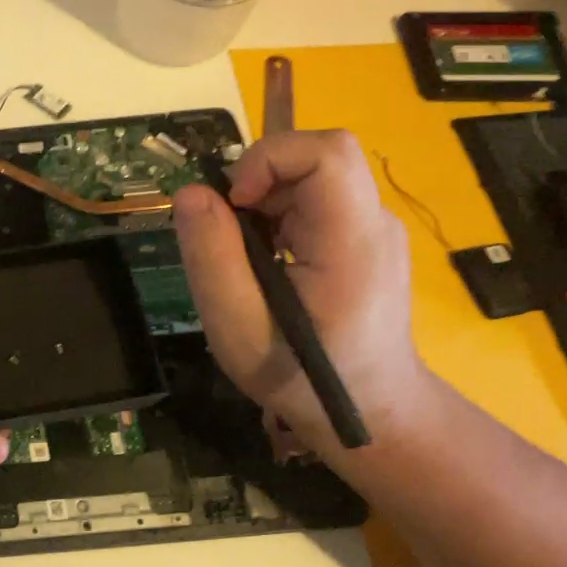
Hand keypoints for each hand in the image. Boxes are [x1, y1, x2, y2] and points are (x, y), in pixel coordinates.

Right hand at [173, 130, 430, 451]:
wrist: (373, 414)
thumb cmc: (301, 377)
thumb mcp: (237, 326)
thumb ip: (212, 256)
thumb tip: (191, 191)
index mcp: (353, 240)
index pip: (326, 152)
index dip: (269, 159)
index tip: (235, 204)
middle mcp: (375, 222)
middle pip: (318, 157)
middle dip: (260, 180)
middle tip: (233, 233)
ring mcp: (375, 228)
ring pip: (312, 177)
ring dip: (266, 201)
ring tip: (249, 258)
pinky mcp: (365, 238)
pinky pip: (316, 200)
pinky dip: (279, 216)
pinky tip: (270, 264)